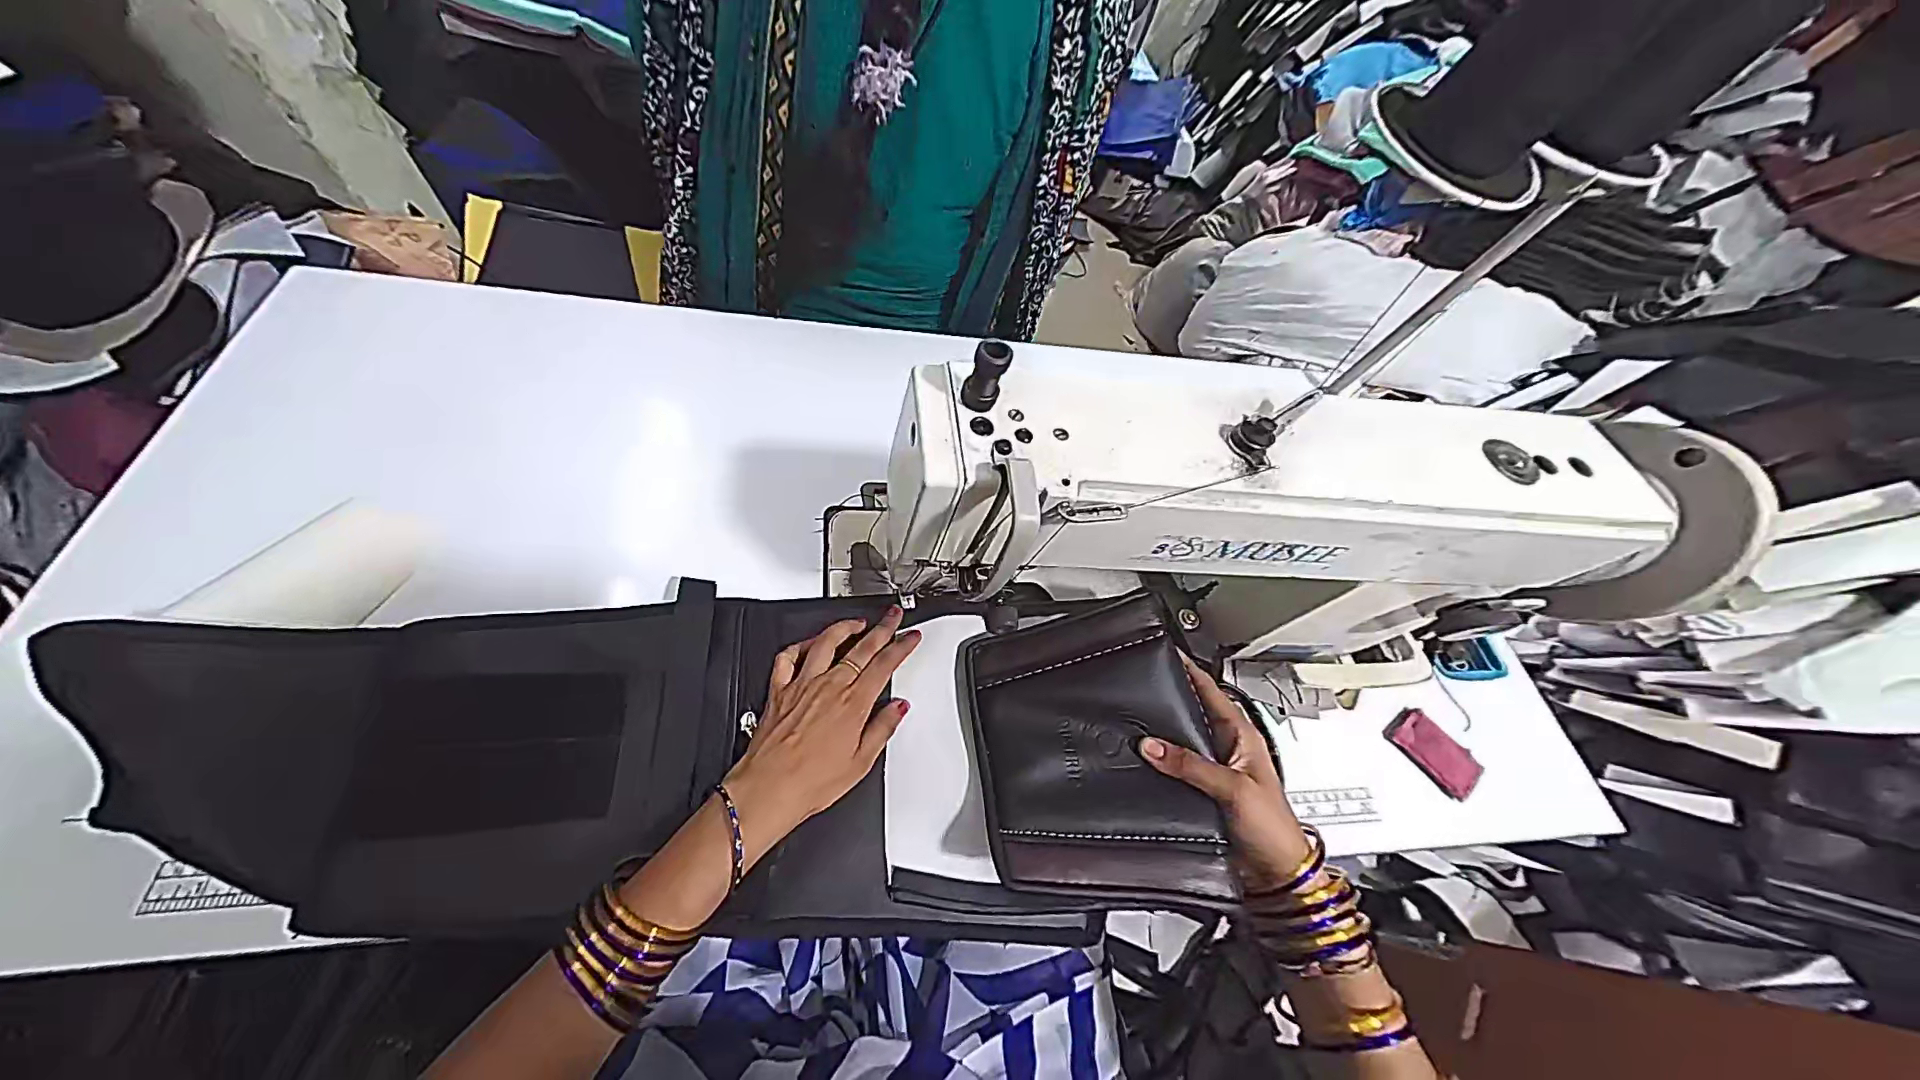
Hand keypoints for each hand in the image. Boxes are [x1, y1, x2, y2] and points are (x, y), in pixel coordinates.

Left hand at [721, 607, 921, 861]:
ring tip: (856, 622)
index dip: (901, 646)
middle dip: (882, 628)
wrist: (767, 789)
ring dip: (844, 627)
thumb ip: (882, 729)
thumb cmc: (809, 782)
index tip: (910, 636)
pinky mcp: (779, 691)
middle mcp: (828, 688)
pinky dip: (800, 645)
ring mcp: (802, 686)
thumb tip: (898, 708)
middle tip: (892, 616)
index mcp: (852, 704)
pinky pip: (788, 657)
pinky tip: (808, 642)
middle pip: (861, 648)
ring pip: (826, 642)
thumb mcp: (860, 763)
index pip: (884, 664)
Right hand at [1140, 654, 1312, 889]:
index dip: (1188, 669)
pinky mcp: (1201, 788)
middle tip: (1139, 682)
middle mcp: (1226, 746)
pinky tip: (1143, 758)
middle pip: (1190, 711)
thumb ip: (1190, 765)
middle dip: (1166, 697)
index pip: (1210, 689)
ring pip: (1180, 738)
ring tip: (1134, 717)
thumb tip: (1151, 745)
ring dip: (1161, 732)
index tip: (1165, 653)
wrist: (1277, 873)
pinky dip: (1159, 759)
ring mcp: (1212, 767)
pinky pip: (1174, 765)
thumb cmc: (1274, 829)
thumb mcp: (1232, 788)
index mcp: (1241, 734)